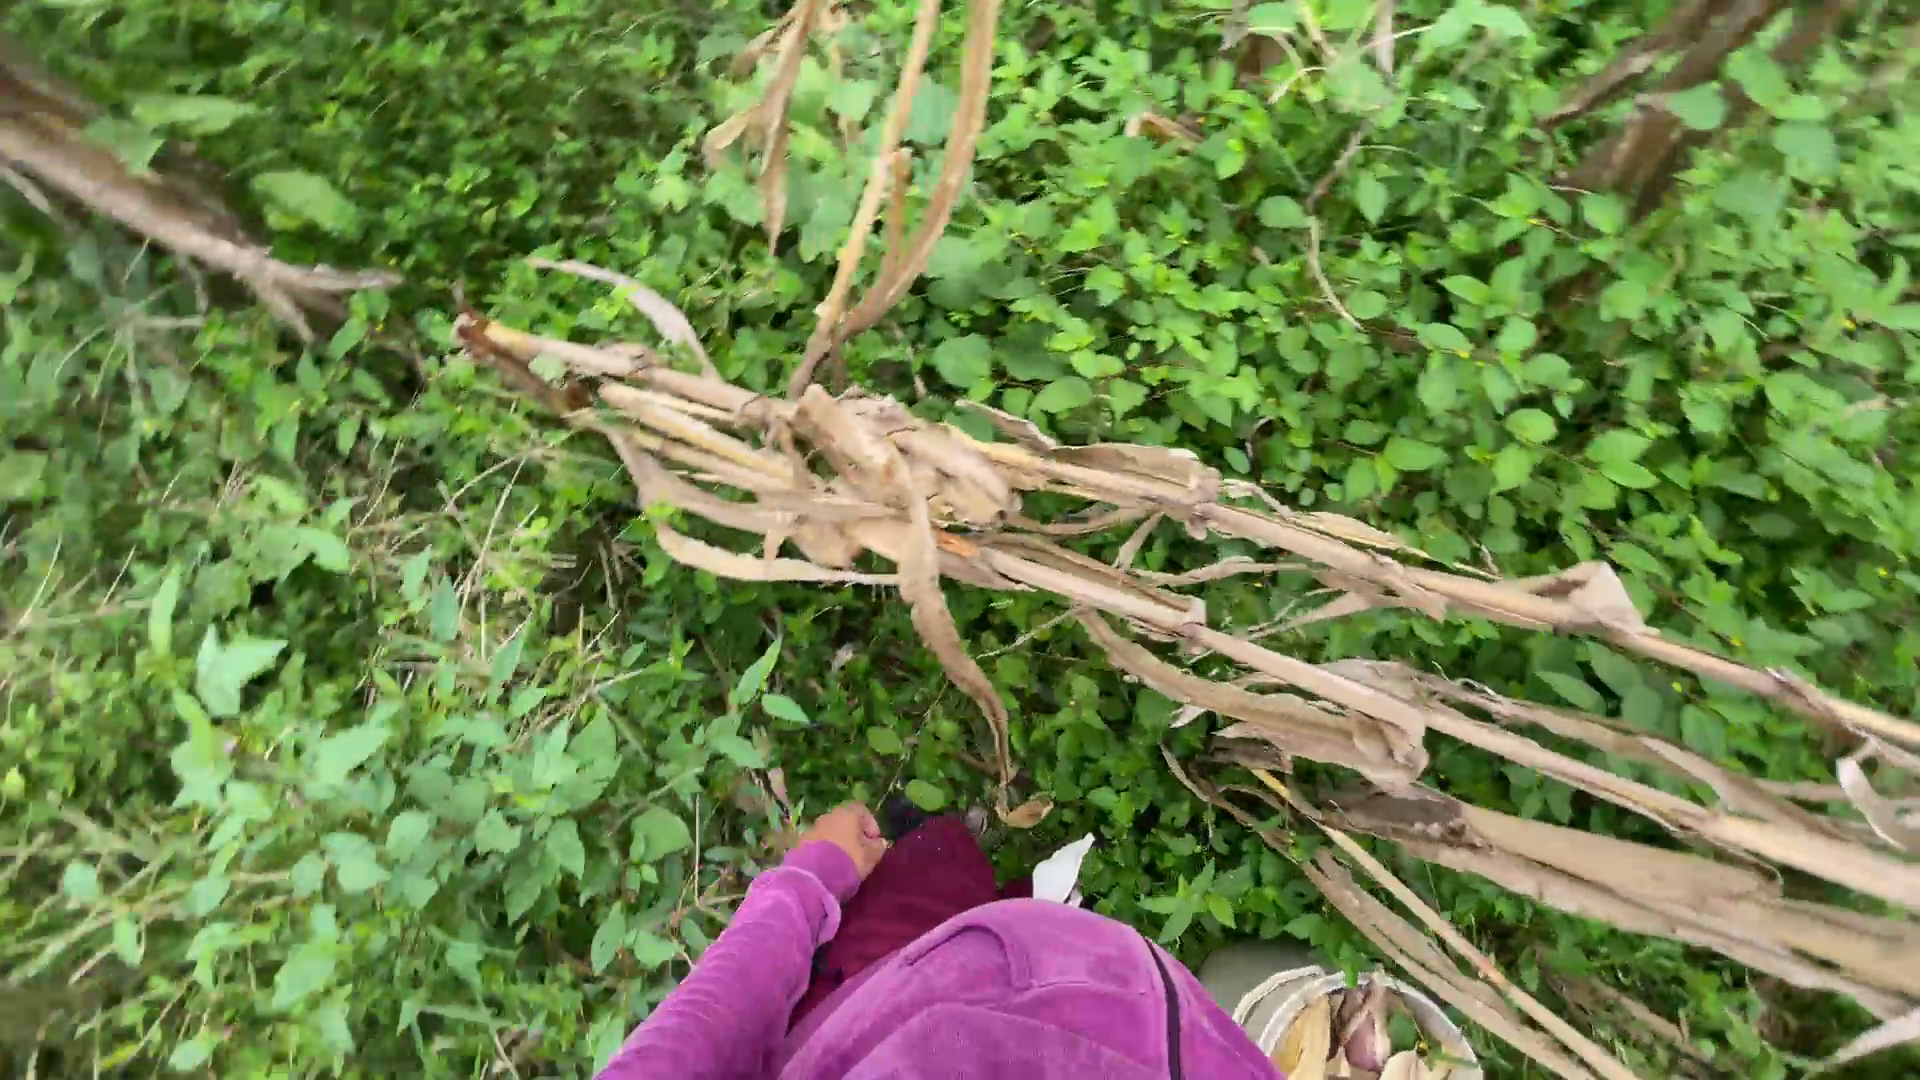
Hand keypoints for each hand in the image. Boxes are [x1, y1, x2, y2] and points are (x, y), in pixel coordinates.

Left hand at [798, 802, 887, 880]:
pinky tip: (829, 866)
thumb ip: (878, 847)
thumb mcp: (870, 856)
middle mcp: (829, 815)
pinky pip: (819, 843)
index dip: (871, 825)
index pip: (863, 810)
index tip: (874, 842)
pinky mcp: (801, 843)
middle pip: (846, 821)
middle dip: (854, 835)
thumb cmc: (847, 860)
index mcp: (847, 813)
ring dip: (839, 843)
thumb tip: (880, 843)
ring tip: (844, 862)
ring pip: (831, 832)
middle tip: (860, 853)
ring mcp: (813, 828)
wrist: (812, 876)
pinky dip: (826, 851)